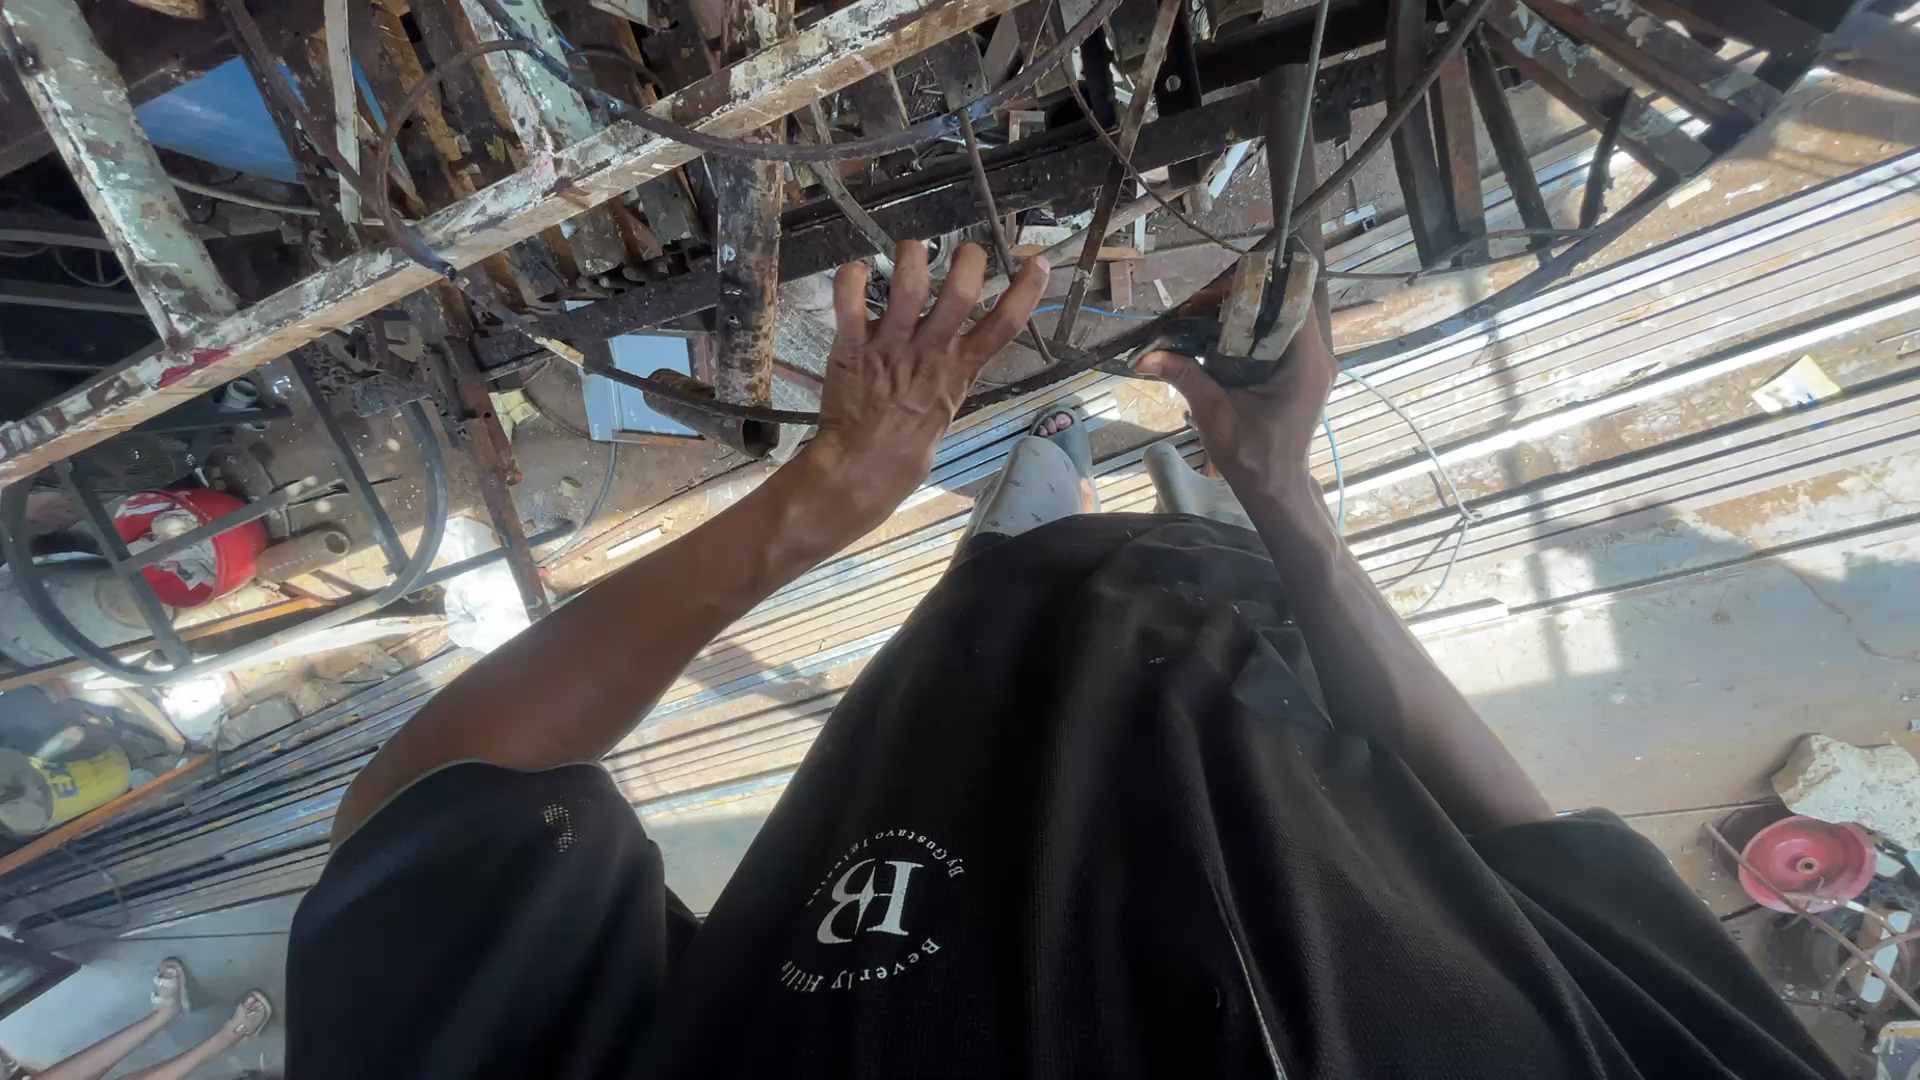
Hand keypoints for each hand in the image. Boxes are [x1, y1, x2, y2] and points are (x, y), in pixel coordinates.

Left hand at [791, 238, 1049, 538]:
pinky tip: (853, 270)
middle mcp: (932, 351)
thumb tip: (968, 341)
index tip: (1036, 260)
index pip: (1003, 326)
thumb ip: (957, 367)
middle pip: (961, 294)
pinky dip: (849, 278)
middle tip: (961, 253)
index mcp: (960, 367)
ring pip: (909, 287)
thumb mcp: (948, 401)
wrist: (867, 465)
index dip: (1025, 291)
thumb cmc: (909, 436)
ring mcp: (893, 348)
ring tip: (910, 251)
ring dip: (911, 256)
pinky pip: (850, 304)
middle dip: (968, 259)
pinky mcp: (854, 348)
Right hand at [1132, 308, 1336, 520]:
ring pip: (1280, 323)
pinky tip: (1221, 343)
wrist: (1273, 488)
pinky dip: (1251, 337)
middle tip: (1199, 311)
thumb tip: (1145, 358)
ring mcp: (1313, 366)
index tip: (1211, 299)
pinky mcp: (1303, 374)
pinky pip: (1280, 342)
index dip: (1251, 292)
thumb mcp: (1213, 414)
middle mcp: (1317, 358)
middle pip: (1283, 309)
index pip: (1289, 303)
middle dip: (1240, 303)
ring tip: (1204, 323)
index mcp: (1305, 363)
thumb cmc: (1250, 456)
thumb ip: (1185, 377)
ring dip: (1244, 319)